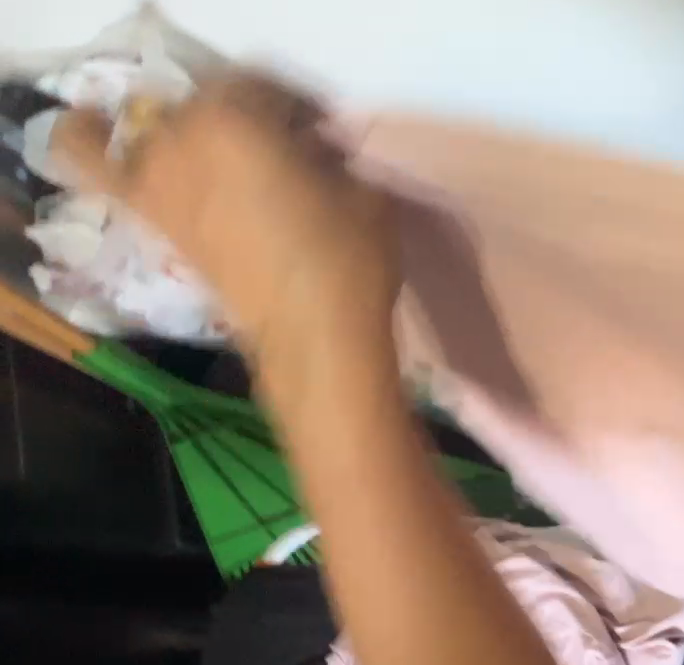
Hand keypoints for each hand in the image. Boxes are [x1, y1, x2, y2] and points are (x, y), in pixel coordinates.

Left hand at [51, 75, 398, 401]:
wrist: (316, 331)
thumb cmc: (350, 262)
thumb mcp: (369, 199)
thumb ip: (336, 160)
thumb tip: (317, 151)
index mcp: (239, 120)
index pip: (267, 87)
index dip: (303, 107)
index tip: (330, 133)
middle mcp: (182, 133)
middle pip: (219, 106)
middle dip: (260, 122)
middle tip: (298, 153)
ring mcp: (155, 170)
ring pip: (170, 127)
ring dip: (205, 134)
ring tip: (240, 159)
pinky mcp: (148, 209)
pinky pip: (90, 156)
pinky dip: (88, 135)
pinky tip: (99, 126)